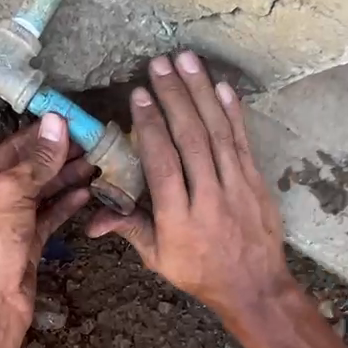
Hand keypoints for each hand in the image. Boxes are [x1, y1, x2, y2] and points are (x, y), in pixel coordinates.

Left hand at [0, 115, 96, 336]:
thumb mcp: (9, 194)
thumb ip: (36, 161)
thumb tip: (57, 124)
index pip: (12, 149)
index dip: (42, 135)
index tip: (73, 121)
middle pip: (29, 170)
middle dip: (59, 155)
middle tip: (92, 141)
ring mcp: (8, 223)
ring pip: (41, 193)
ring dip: (66, 177)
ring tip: (95, 163)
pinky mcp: (26, 245)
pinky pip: (48, 216)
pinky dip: (65, 204)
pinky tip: (85, 192)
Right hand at [87, 52, 297, 323]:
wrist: (256, 287)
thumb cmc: (200, 272)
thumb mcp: (158, 258)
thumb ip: (129, 229)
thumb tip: (91, 221)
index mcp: (179, 217)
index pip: (163, 163)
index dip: (150, 127)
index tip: (139, 96)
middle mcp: (209, 197)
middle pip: (191, 138)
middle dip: (174, 96)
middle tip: (159, 64)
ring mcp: (237, 186)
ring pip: (217, 131)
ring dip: (201, 91)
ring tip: (187, 60)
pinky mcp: (256, 180)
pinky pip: (242, 140)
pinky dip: (232, 111)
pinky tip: (221, 85)